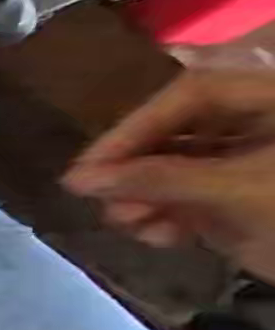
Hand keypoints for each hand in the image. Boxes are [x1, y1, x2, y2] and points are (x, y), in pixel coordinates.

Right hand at [64, 70, 274, 282]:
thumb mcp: (242, 192)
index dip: (135, 126)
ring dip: (143, 196)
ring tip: (131, 224)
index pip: (196, 92)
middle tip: (102, 200)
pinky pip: (197, 193)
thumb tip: (75, 180)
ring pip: (181, 165)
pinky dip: (168, 214)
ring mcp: (268, 160)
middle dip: (135, 168)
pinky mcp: (257, 194)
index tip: (90, 168)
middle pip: (183, 129)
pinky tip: (161, 236)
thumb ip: (157, 179)